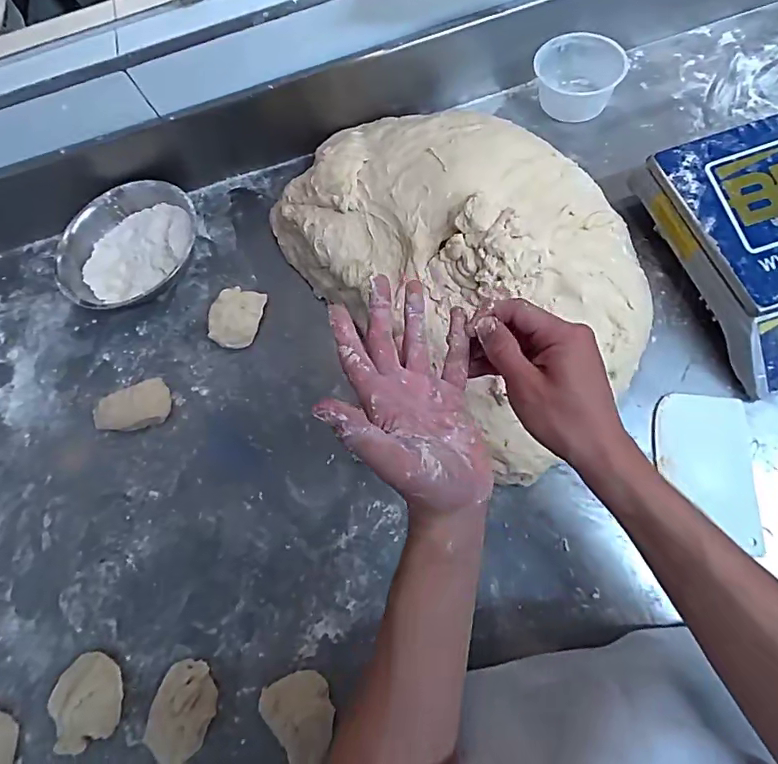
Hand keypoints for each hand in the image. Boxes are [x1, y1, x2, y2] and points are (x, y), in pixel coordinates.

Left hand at [316, 276, 492, 518]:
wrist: (456, 498)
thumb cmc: (421, 481)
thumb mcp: (387, 457)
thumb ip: (358, 431)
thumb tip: (318, 406)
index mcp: (379, 400)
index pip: (356, 359)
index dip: (345, 334)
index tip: (335, 306)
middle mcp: (399, 389)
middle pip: (385, 341)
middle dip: (381, 310)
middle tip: (379, 278)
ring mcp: (425, 391)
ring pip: (417, 344)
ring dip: (415, 316)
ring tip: (415, 284)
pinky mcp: (451, 397)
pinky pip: (452, 360)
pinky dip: (455, 338)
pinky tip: (459, 316)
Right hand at [471, 299, 626, 473]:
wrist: (600, 450)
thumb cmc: (563, 420)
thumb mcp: (525, 384)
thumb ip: (502, 348)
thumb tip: (483, 322)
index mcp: (563, 333)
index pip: (517, 309)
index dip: (488, 317)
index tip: (465, 334)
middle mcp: (569, 334)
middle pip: (520, 323)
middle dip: (490, 336)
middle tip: (462, 353)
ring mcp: (569, 349)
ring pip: (524, 340)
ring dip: (498, 350)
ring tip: (468, 366)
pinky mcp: (566, 364)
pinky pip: (534, 353)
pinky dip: (513, 361)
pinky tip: (487, 371)